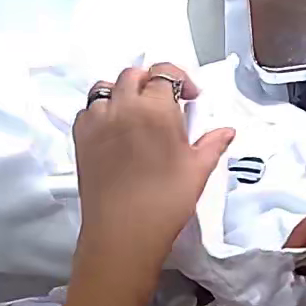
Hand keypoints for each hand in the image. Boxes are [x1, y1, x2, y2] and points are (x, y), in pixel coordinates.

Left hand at [73, 64, 234, 283]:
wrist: (123, 232)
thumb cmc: (163, 202)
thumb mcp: (197, 170)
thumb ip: (212, 143)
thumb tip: (225, 132)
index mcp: (155, 108)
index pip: (165, 73)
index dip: (180, 81)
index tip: (189, 97)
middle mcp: (123, 106)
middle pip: (133, 75)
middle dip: (151, 83)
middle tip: (164, 104)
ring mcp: (97, 121)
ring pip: (105, 87)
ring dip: (122, 93)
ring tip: (135, 113)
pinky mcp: (80, 138)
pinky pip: (87, 110)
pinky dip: (100, 111)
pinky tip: (114, 130)